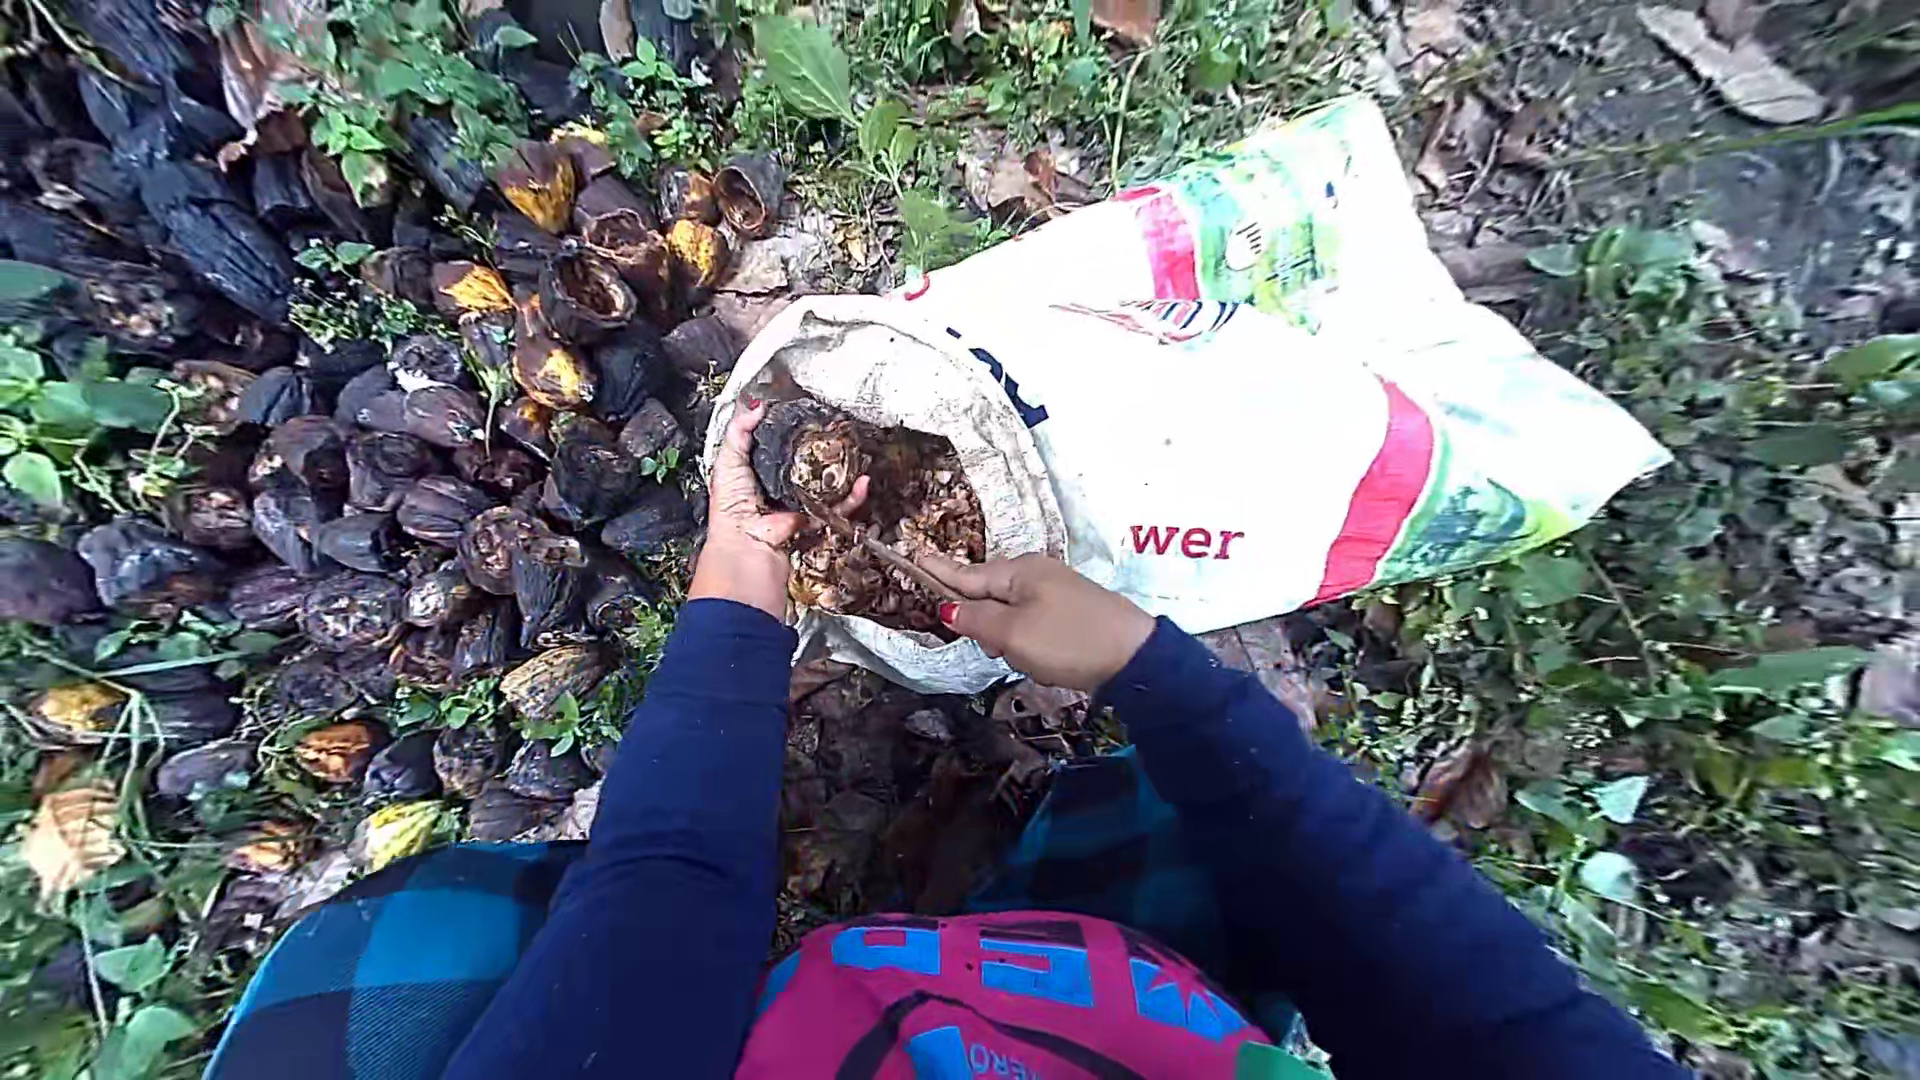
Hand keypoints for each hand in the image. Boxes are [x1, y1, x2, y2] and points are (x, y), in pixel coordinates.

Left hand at [690, 397, 868, 619]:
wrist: (749, 550)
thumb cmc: (732, 509)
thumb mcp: (728, 462)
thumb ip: (739, 432)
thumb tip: (756, 405)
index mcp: (756, 475)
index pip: (775, 449)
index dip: (788, 433)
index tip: (804, 414)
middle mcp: (779, 490)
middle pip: (805, 466)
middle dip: (822, 451)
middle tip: (836, 431)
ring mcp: (799, 507)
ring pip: (826, 486)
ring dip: (842, 472)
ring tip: (854, 453)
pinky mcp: (815, 522)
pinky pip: (838, 508)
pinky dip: (853, 497)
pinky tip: (862, 482)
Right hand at [920, 554, 1154, 691]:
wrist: (1135, 657)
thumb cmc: (1067, 641)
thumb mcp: (1013, 634)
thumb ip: (976, 620)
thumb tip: (947, 609)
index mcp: (1019, 571)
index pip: (967, 574)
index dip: (939, 572)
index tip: (915, 557)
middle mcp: (1035, 573)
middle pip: (988, 595)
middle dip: (985, 624)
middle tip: (1000, 648)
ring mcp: (1054, 590)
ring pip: (1009, 613)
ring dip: (1009, 638)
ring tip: (1029, 657)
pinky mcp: (1069, 610)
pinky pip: (1031, 622)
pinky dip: (1028, 641)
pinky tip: (1043, 657)